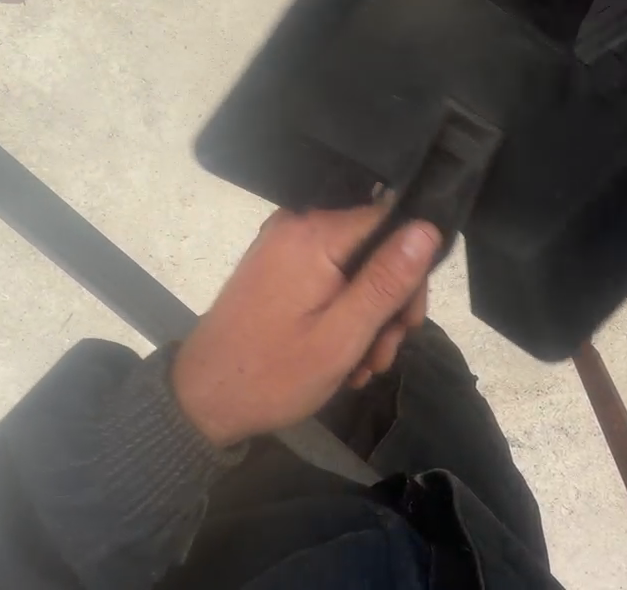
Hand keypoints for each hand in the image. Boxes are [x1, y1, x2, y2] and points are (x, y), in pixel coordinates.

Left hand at [171, 206, 439, 447]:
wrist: (198, 404)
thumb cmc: (272, 375)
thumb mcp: (342, 337)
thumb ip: (386, 280)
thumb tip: (428, 228)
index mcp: (314, 234)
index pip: (391, 221)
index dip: (411, 266)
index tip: (408, 319)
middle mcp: (299, 224)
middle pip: (374, 245)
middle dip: (389, 301)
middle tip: (383, 353)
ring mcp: (285, 243)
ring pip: (355, 264)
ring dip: (368, 313)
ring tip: (362, 364)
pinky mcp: (278, 263)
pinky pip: (330, 273)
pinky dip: (343, 309)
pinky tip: (343, 352)